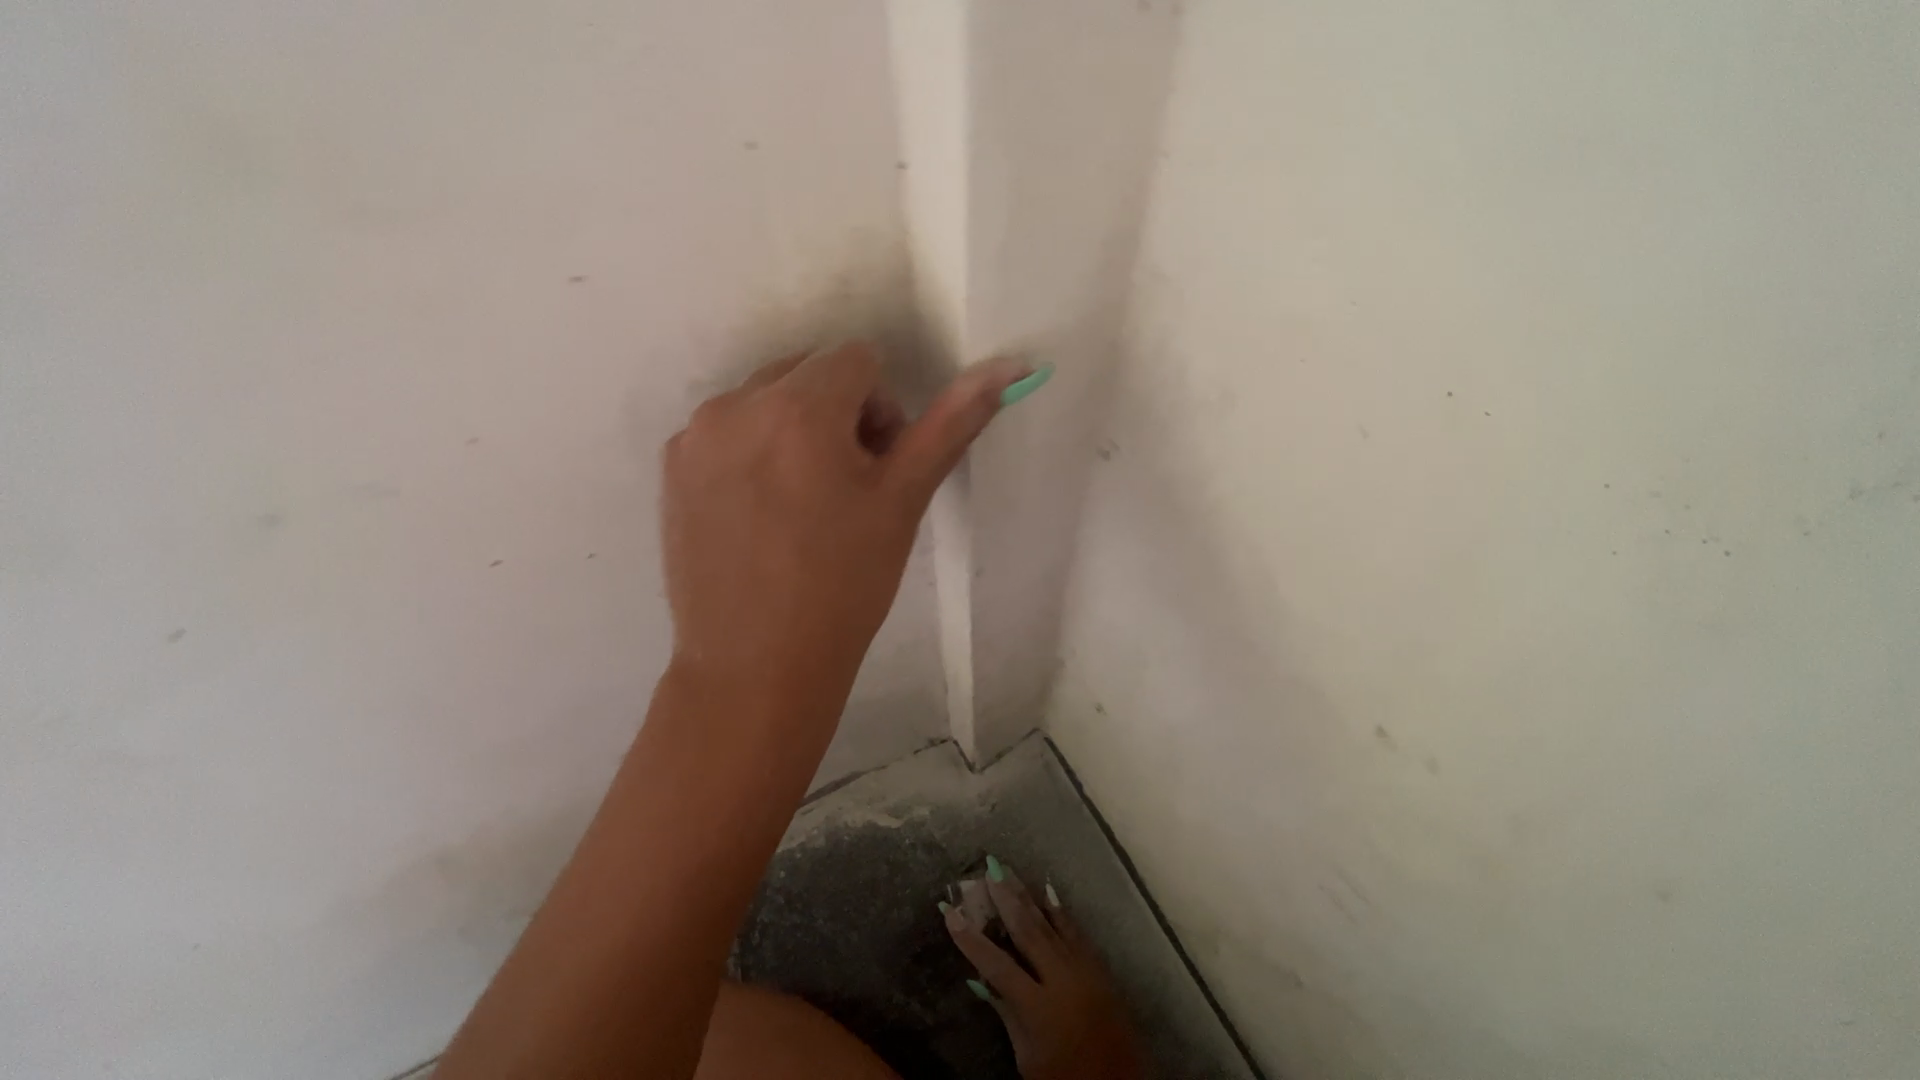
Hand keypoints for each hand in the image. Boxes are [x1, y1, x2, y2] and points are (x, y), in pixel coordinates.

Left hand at [661, 342, 1028, 696]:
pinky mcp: (671, 469)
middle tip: (845, 490)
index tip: (877, 471)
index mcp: (798, 408)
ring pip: (765, 400)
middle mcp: (736, 405)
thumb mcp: (902, 502)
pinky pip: (726, 432)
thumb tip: (1006, 366)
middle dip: (837, 414)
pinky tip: (761, 516)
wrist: (755, 667)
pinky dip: (752, 453)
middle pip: (808, 373)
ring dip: (793, 431)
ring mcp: (695, 437)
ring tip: (802, 506)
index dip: (881, 410)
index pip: (858, 361)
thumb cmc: (843, 586)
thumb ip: (950, 424)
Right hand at [944, 864, 1146, 1079]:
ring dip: (1029, 898)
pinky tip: (1049, 893)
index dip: (971, 939)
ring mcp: (1083, 970)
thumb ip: (1006, 1013)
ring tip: (1011, 873)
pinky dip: (1060, 912)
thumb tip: (981, 978)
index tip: (950, 911)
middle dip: (1006, 899)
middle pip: (1027, 931)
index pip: (996, 964)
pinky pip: (1076, 932)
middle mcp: (1061, 980)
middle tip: (989, 870)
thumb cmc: (1066, 1078)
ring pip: (1051, 925)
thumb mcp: (1028, 1057)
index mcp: (1038, 1006)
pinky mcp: (1100, 969)